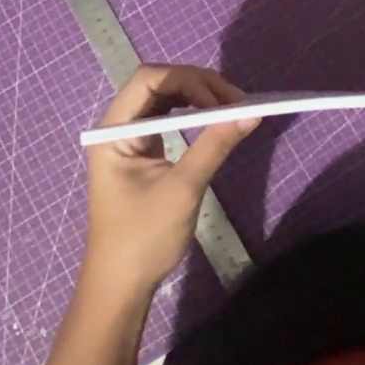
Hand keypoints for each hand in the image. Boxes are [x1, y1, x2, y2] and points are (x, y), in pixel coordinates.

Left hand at [82, 64, 256, 297]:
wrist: (121, 285)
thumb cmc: (144, 238)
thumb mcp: (183, 189)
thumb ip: (214, 145)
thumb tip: (250, 113)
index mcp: (114, 130)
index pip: (149, 79)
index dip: (188, 80)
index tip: (222, 103)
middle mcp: (118, 126)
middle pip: (159, 84)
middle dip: (199, 86)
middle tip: (238, 103)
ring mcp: (129, 138)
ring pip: (165, 98)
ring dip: (199, 98)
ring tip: (233, 110)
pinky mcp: (142, 152)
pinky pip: (167, 118)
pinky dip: (192, 115)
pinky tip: (214, 122)